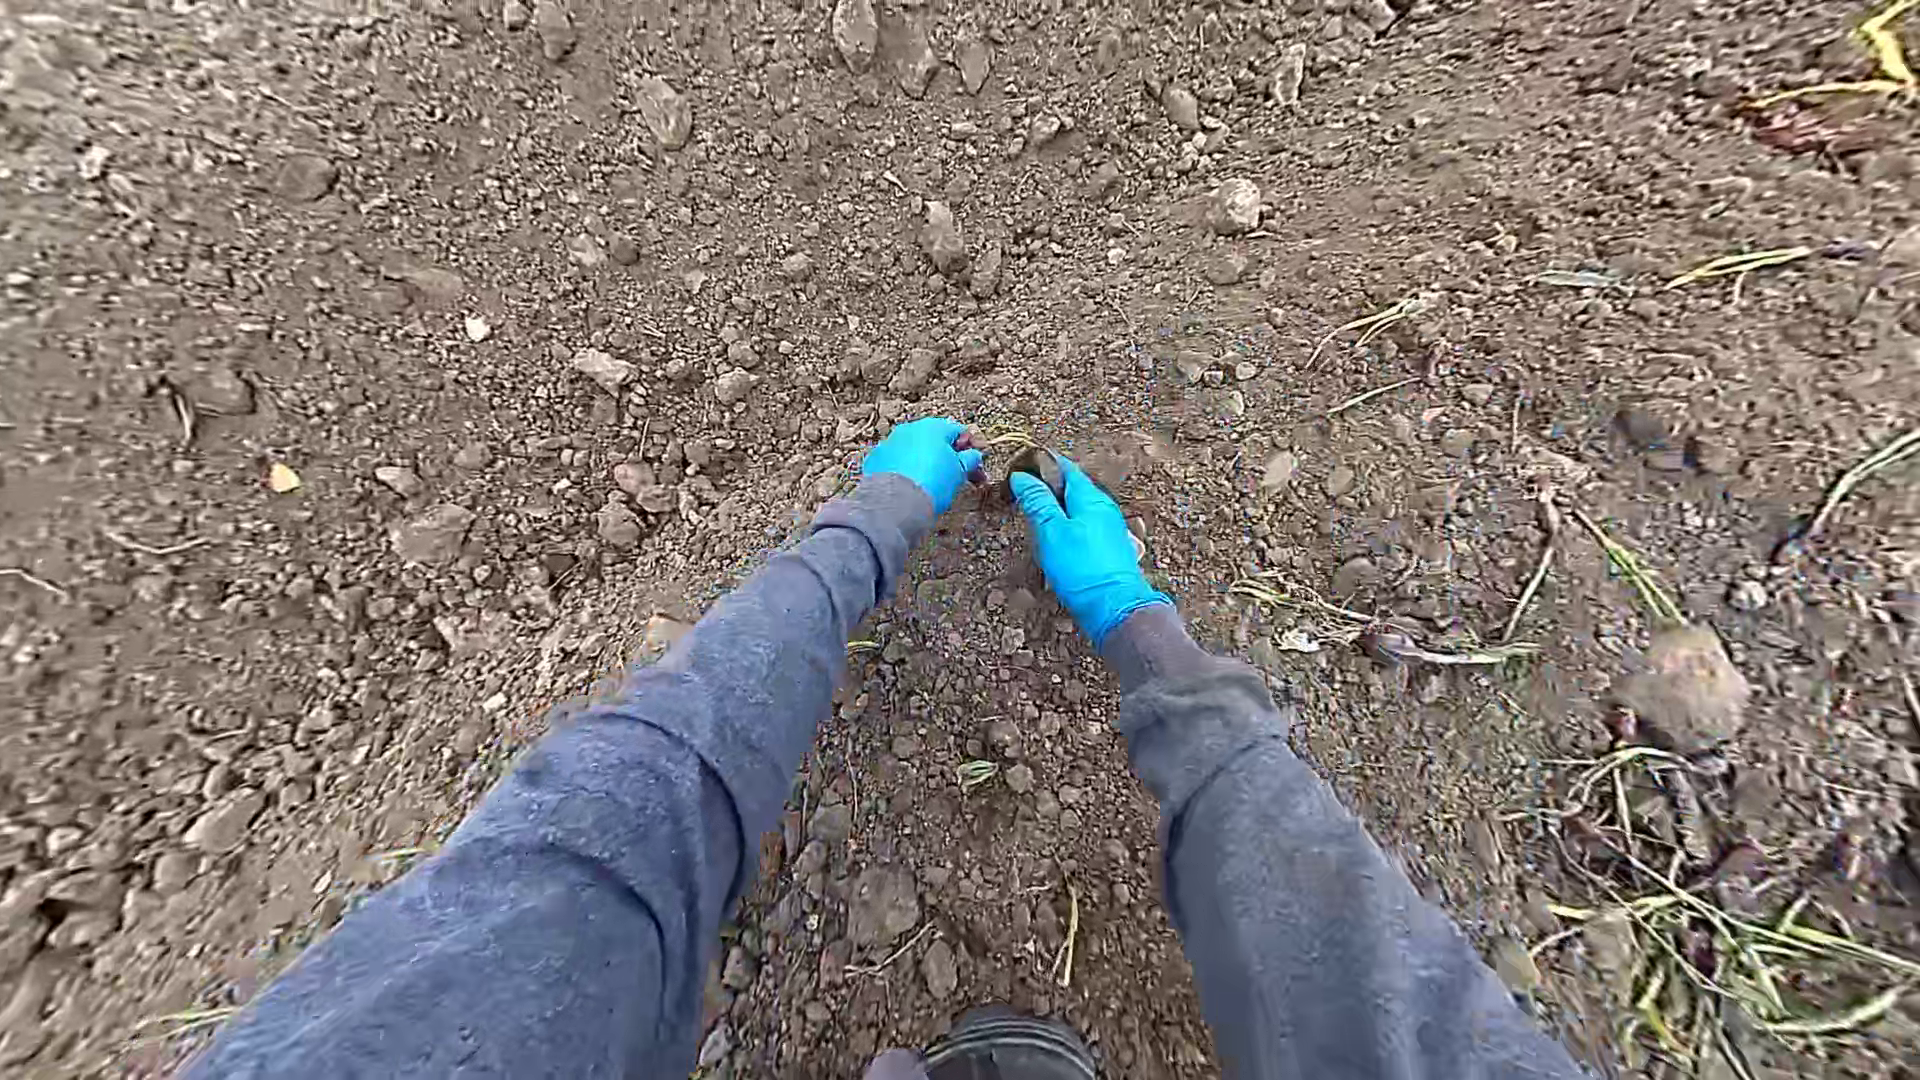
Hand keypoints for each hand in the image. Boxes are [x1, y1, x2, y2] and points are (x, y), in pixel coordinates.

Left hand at [861, 417, 984, 514]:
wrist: (896, 504)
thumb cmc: (932, 484)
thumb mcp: (959, 472)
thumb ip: (969, 460)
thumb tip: (972, 456)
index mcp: (933, 427)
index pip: (958, 432)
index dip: (970, 449)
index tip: (974, 466)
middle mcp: (909, 430)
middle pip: (934, 440)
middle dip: (947, 456)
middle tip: (957, 476)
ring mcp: (890, 443)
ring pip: (913, 450)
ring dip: (925, 463)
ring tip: (933, 485)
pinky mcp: (875, 460)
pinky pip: (896, 463)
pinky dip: (905, 472)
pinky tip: (911, 488)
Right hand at [1009, 455, 1169, 645]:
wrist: (1114, 607)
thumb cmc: (1082, 569)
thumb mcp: (1051, 531)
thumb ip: (1038, 502)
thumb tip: (1023, 477)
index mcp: (1090, 498)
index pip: (1066, 468)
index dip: (1043, 464)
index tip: (1022, 466)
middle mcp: (1103, 509)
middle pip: (1072, 488)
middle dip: (1048, 487)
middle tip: (1023, 492)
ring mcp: (1108, 529)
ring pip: (1077, 509)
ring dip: (1056, 508)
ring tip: (1034, 516)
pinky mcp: (1107, 548)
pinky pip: (1084, 527)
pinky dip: (1066, 526)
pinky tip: (1055, 540)